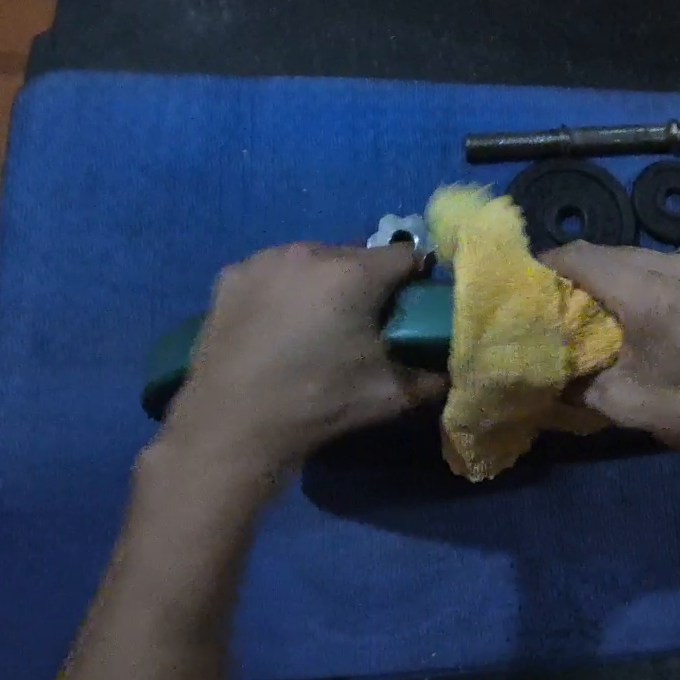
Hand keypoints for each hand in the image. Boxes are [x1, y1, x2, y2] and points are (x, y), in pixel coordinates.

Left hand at [157, 243, 446, 481]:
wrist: (232, 427)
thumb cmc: (318, 404)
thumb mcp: (388, 397)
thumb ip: (429, 380)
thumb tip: (448, 373)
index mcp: (355, 273)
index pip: (406, 255)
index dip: (414, 278)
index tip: (410, 305)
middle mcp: (311, 252)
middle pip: (358, 255)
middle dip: (368, 281)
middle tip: (362, 321)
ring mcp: (266, 260)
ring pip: (314, 260)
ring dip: (324, 281)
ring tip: (316, 323)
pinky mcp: (231, 276)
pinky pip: (274, 272)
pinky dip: (283, 289)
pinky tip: (276, 324)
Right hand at [540, 242, 679, 460]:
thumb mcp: (621, 405)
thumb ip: (574, 380)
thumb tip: (543, 368)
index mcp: (648, 296)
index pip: (582, 258)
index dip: (548, 264)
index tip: (527, 281)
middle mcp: (675, 267)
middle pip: (608, 251)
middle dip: (577, 270)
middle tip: (556, 297)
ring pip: (637, 255)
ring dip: (610, 272)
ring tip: (595, 301)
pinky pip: (665, 263)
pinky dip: (642, 276)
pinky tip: (639, 304)